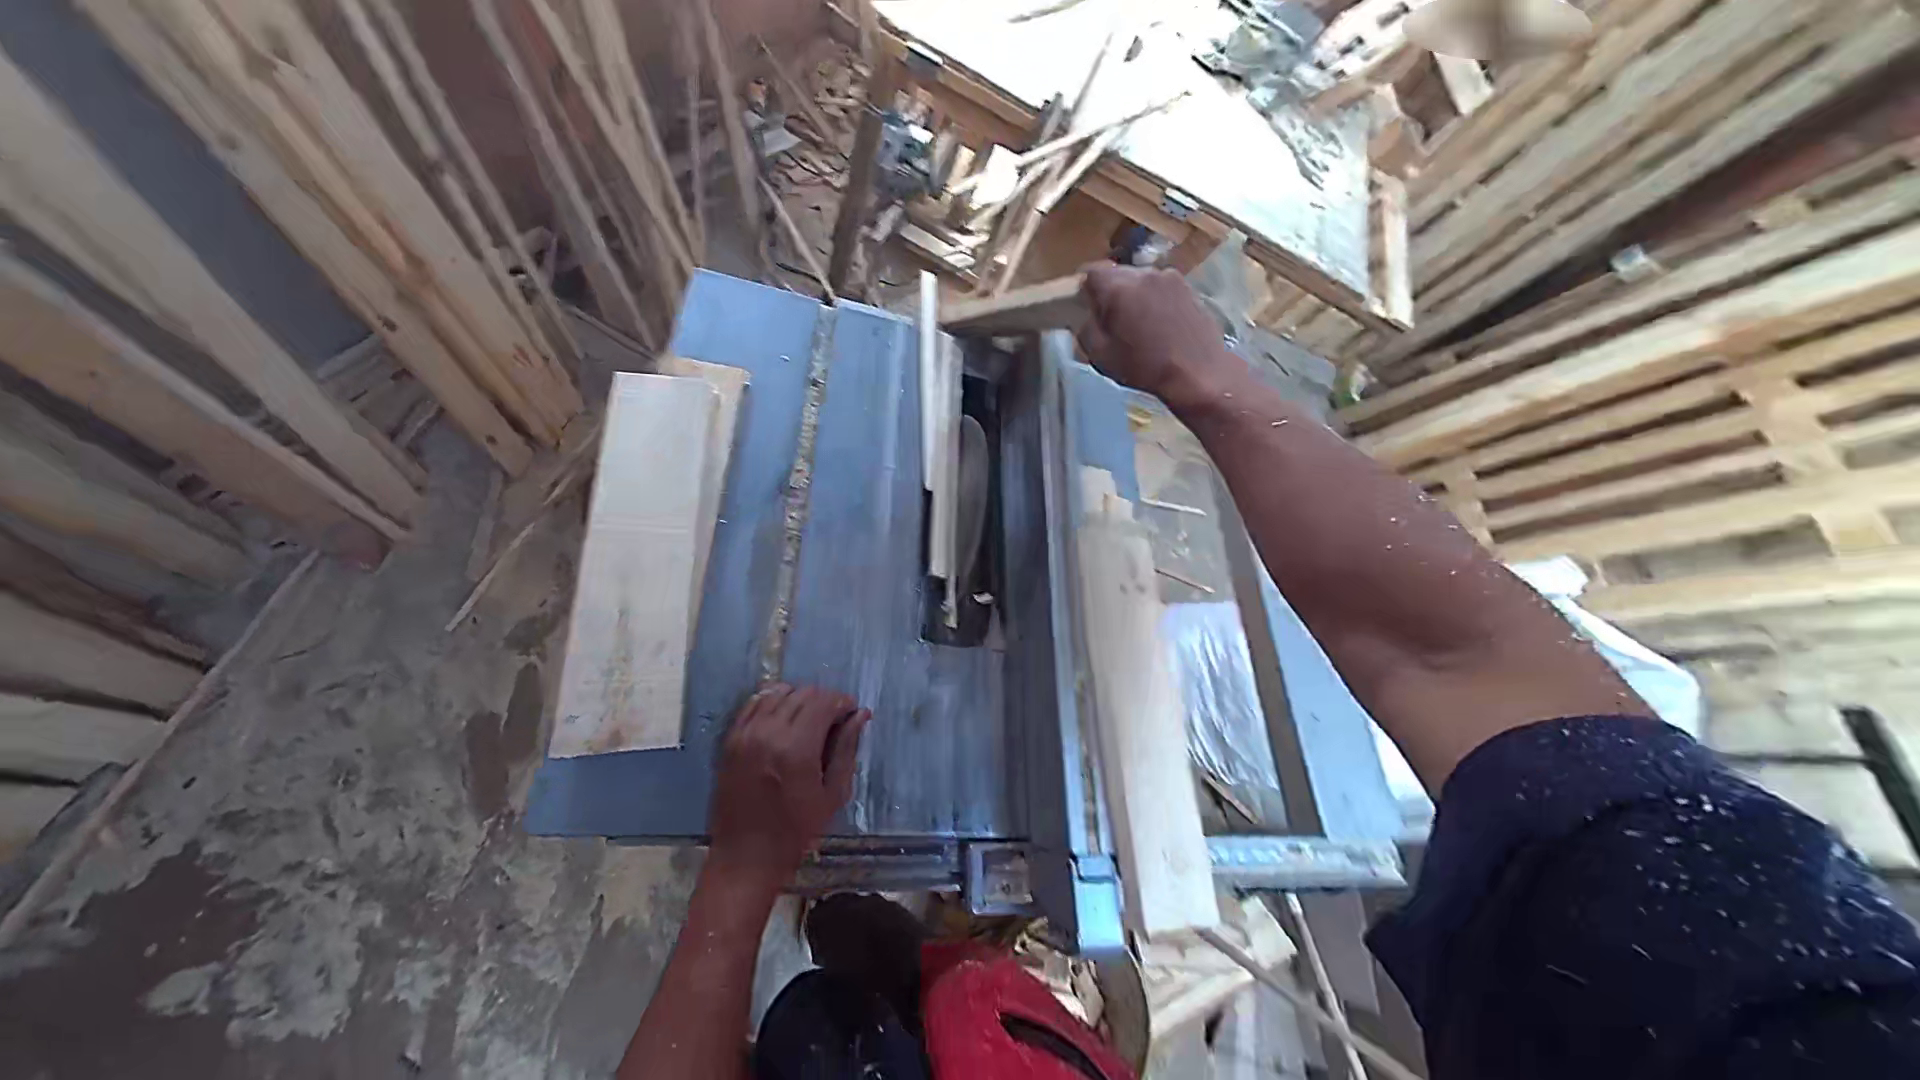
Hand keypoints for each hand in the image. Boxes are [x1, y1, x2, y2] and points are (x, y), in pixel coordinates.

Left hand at [708, 684, 868, 890]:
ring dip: (797, 699)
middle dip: (823, 700)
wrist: (745, 856)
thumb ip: (847, 749)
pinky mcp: (731, 740)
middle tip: (833, 720)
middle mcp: (769, 732)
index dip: (842, 702)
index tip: (851, 714)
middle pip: (802, 693)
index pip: (824, 702)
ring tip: (807, 719)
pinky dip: (771, 703)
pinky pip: (753, 704)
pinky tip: (782, 719)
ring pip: (777, 692)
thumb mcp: (833, 794)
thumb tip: (861, 715)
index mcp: (797, 748)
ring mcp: (745, 734)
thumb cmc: (795, 831)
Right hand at [1076, 262, 1236, 408]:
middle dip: (1109, 292)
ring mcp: (1170, 277)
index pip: (1091, 271)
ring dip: (1133, 296)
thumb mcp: (1100, 356)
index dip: (1084, 288)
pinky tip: (1158, 324)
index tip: (1084, 306)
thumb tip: (1087, 316)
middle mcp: (1143, 273)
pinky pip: (1160, 287)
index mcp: (1118, 288)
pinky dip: (1153, 300)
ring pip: (1140, 280)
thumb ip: (1086, 329)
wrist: (1198, 372)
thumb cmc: (1144, 367)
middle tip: (1110, 320)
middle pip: (1117, 274)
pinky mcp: (1188, 287)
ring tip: (1137, 323)